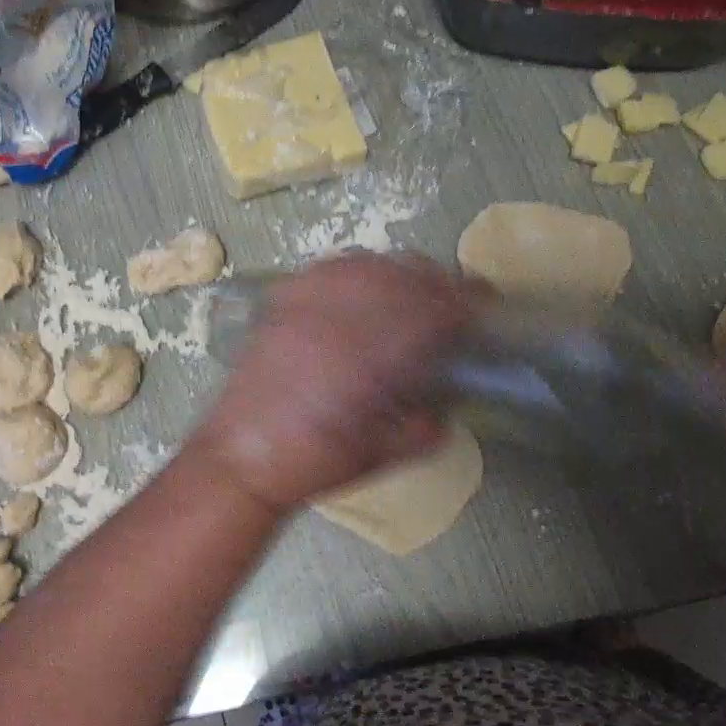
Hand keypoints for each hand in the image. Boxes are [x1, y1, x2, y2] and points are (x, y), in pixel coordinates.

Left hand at [188, 252, 488, 515]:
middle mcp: (340, 319)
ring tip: (412, 294)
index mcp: (373, 358)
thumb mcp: (386, 454)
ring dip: (401, 273)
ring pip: (370, 263)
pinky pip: (330, 268)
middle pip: (406, 272)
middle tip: (453, 304)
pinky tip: (364, 289)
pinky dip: (358, 271)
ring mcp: (307, 306)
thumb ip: (428, 421)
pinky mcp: (282, 303)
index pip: (435, 308)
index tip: (484, 308)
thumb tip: (450, 393)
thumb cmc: (313, 462)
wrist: (241, 456)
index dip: (468, 302)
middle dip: (439, 283)